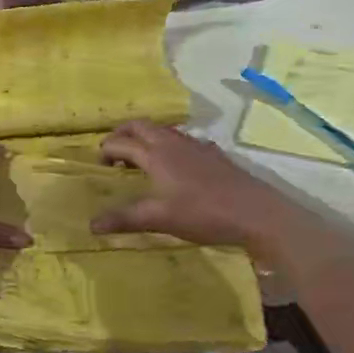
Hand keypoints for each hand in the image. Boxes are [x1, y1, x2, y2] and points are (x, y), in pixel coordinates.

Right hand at [89, 120, 336, 262]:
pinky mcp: (215, 157)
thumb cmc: (204, 214)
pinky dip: (169, 146)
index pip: (120, 143)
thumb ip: (123, 219)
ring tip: (140, 161)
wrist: (261, 216)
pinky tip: (174, 168)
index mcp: (156, 155)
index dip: (104, 152)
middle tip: (113, 154)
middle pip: (141, 126)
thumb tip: (91, 226)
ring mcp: (198, 148)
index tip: (99, 168)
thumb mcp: (158, 219)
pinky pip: (184, 141)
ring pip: (164, 131)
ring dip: (146, 139)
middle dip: (122, 135)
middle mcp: (175, 144)